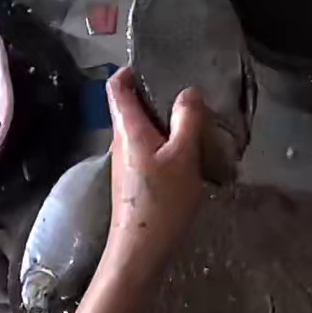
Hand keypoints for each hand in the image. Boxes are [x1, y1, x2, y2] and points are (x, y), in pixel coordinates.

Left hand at [105, 68, 204, 271]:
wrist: (139, 249)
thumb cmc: (161, 200)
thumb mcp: (183, 156)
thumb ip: (187, 120)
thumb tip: (188, 91)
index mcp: (127, 128)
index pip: (116, 87)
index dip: (129, 70)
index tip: (154, 63)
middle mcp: (120, 140)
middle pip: (130, 105)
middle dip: (154, 93)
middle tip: (187, 90)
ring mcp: (124, 160)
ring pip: (141, 128)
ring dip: (163, 119)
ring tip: (194, 118)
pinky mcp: (133, 178)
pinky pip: (147, 147)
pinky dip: (165, 141)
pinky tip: (188, 150)